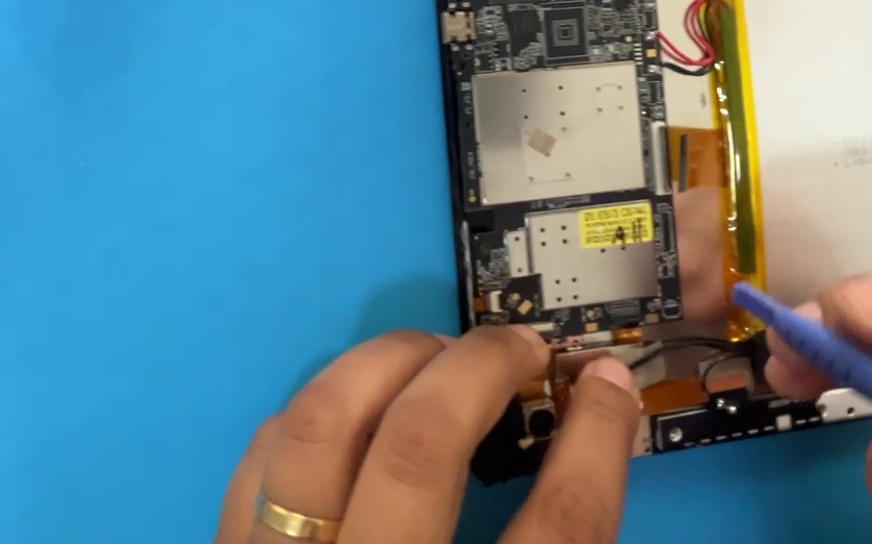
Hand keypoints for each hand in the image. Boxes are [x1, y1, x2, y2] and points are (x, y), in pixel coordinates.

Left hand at [214, 326, 641, 543]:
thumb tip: (589, 430)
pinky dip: (320, 406)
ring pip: (322, 423)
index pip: (557, 536)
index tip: (605, 382)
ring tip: (440, 353)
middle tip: (520, 348)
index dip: (594, 443)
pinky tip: (359, 404)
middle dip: (481, 369)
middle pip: (419, 448)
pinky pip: (265, 453)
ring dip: (390, 361)